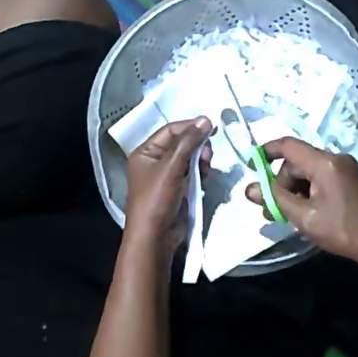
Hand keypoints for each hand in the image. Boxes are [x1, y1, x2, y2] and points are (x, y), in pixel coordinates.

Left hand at [123, 117, 211, 252]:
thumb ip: (189, 143)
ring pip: (190, 159)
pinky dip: (200, 173)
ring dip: (200, 161)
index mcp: (145, 152)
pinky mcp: (178, 190)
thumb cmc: (157, 198)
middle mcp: (154, 162)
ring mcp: (167, 177)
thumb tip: (206, 119)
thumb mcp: (172, 167)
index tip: (211, 126)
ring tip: (205, 168)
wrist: (155, 237)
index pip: (170, 130)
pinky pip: (192, 174)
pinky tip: (204, 179)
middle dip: (197, 146)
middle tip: (208, 154)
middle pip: (182, 144)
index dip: (190, 127)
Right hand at [245, 137, 357, 265]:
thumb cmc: (341, 229)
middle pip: (297, 162)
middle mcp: (335, 159)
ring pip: (308, 171)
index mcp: (323, 163)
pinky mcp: (350, 179)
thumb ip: (275, 200)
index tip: (252, 164)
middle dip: (281, 183)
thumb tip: (250, 189)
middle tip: (272, 209)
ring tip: (288, 215)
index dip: (267, 152)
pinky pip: (321, 177)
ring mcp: (345, 168)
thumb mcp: (303, 217)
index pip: (288, 146)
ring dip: (295, 190)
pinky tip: (305, 211)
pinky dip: (309, 190)